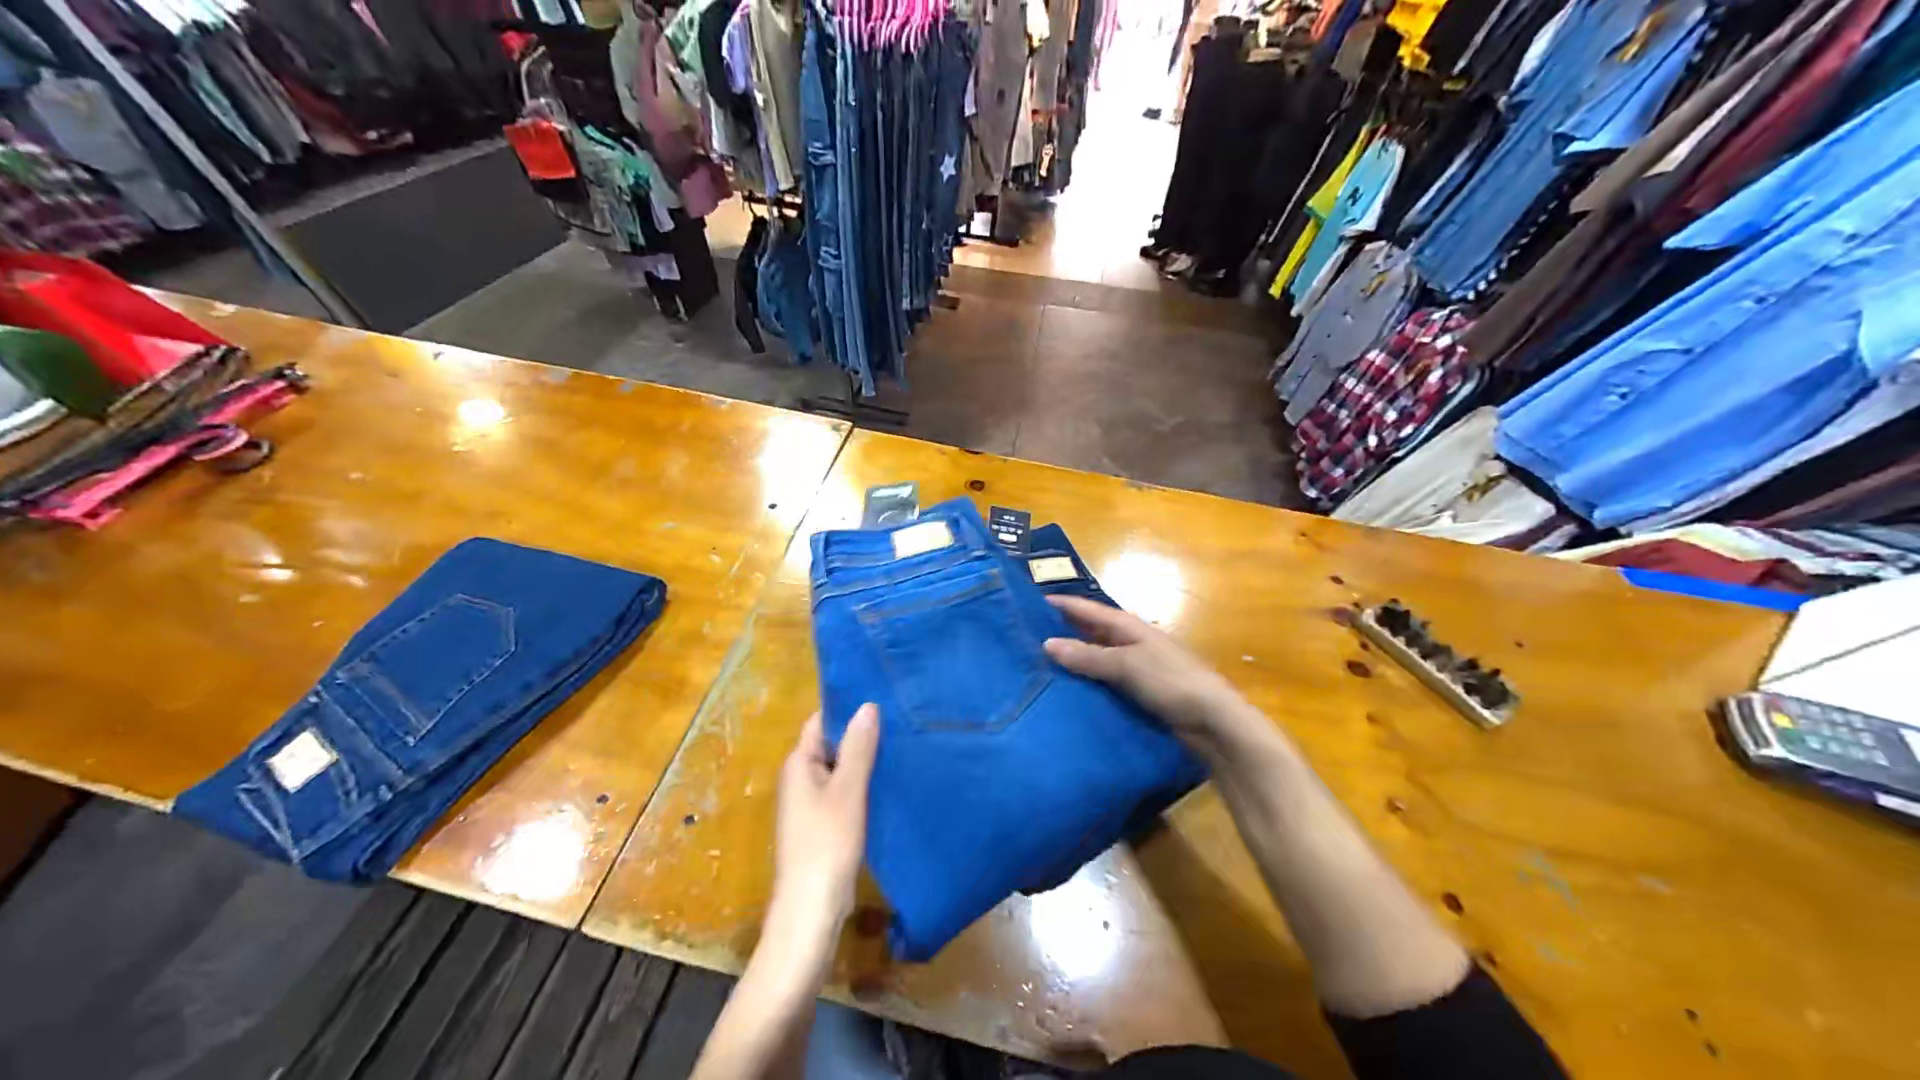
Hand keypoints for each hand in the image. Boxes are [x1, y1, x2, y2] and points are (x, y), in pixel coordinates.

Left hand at [771, 705, 879, 934]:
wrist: (812, 909)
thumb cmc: (827, 842)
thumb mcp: (848, 790)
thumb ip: (858, 747)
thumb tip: (868, 705)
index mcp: (800, 763)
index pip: (822, 721)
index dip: (848, 708)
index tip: (882, 695)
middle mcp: (801, 778)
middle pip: (833, 744)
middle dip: (862, 733)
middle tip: (900, 718)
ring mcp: (812, 803)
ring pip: (841, 769)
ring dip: (866, 760)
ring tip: (902, 744)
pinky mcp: (825, 824)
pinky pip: (845, 792)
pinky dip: (864, 784)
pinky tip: (891, 780)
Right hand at [1042, 595, 1249, 750]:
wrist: (1212, 721)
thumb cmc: (1171, 682)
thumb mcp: (1126, 665)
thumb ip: (1087, 656)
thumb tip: (1047, 643)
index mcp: (1127, 625)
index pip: (1086, 609)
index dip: (1059, 604)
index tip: (1026, 603)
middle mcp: (1129, 641)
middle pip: (1089, 631)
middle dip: (1061, 631)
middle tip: (1023, 638)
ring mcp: (1134, 666)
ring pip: (1094, 657)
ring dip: (1071, 659)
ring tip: (1036, 665)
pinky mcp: (1137, 690)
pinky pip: (1103, 680)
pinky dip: (1085, 681)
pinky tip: (1066, 690)